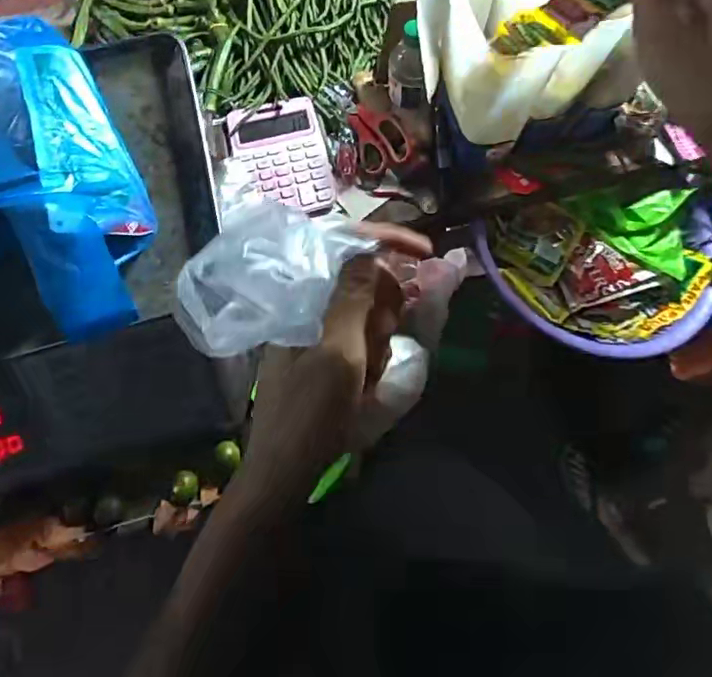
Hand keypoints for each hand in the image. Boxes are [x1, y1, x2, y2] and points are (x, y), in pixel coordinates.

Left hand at [238, 227, 429, 503]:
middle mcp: (310, 301)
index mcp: (305, 294)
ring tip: (370, 376)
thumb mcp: (338, 351)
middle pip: (366, 280)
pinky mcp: (325, 349)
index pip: (348, 247)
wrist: (285, 469)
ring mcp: (317, 327)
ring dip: (380, 338)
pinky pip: (362, 336)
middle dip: (386, 307)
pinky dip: (372, 354)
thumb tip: (372, 251)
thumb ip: (354, 298)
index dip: (387, 241)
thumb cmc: (310, 410)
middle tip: (385, 345)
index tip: (426, 251)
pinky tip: (367, 383)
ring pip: (369, 310)